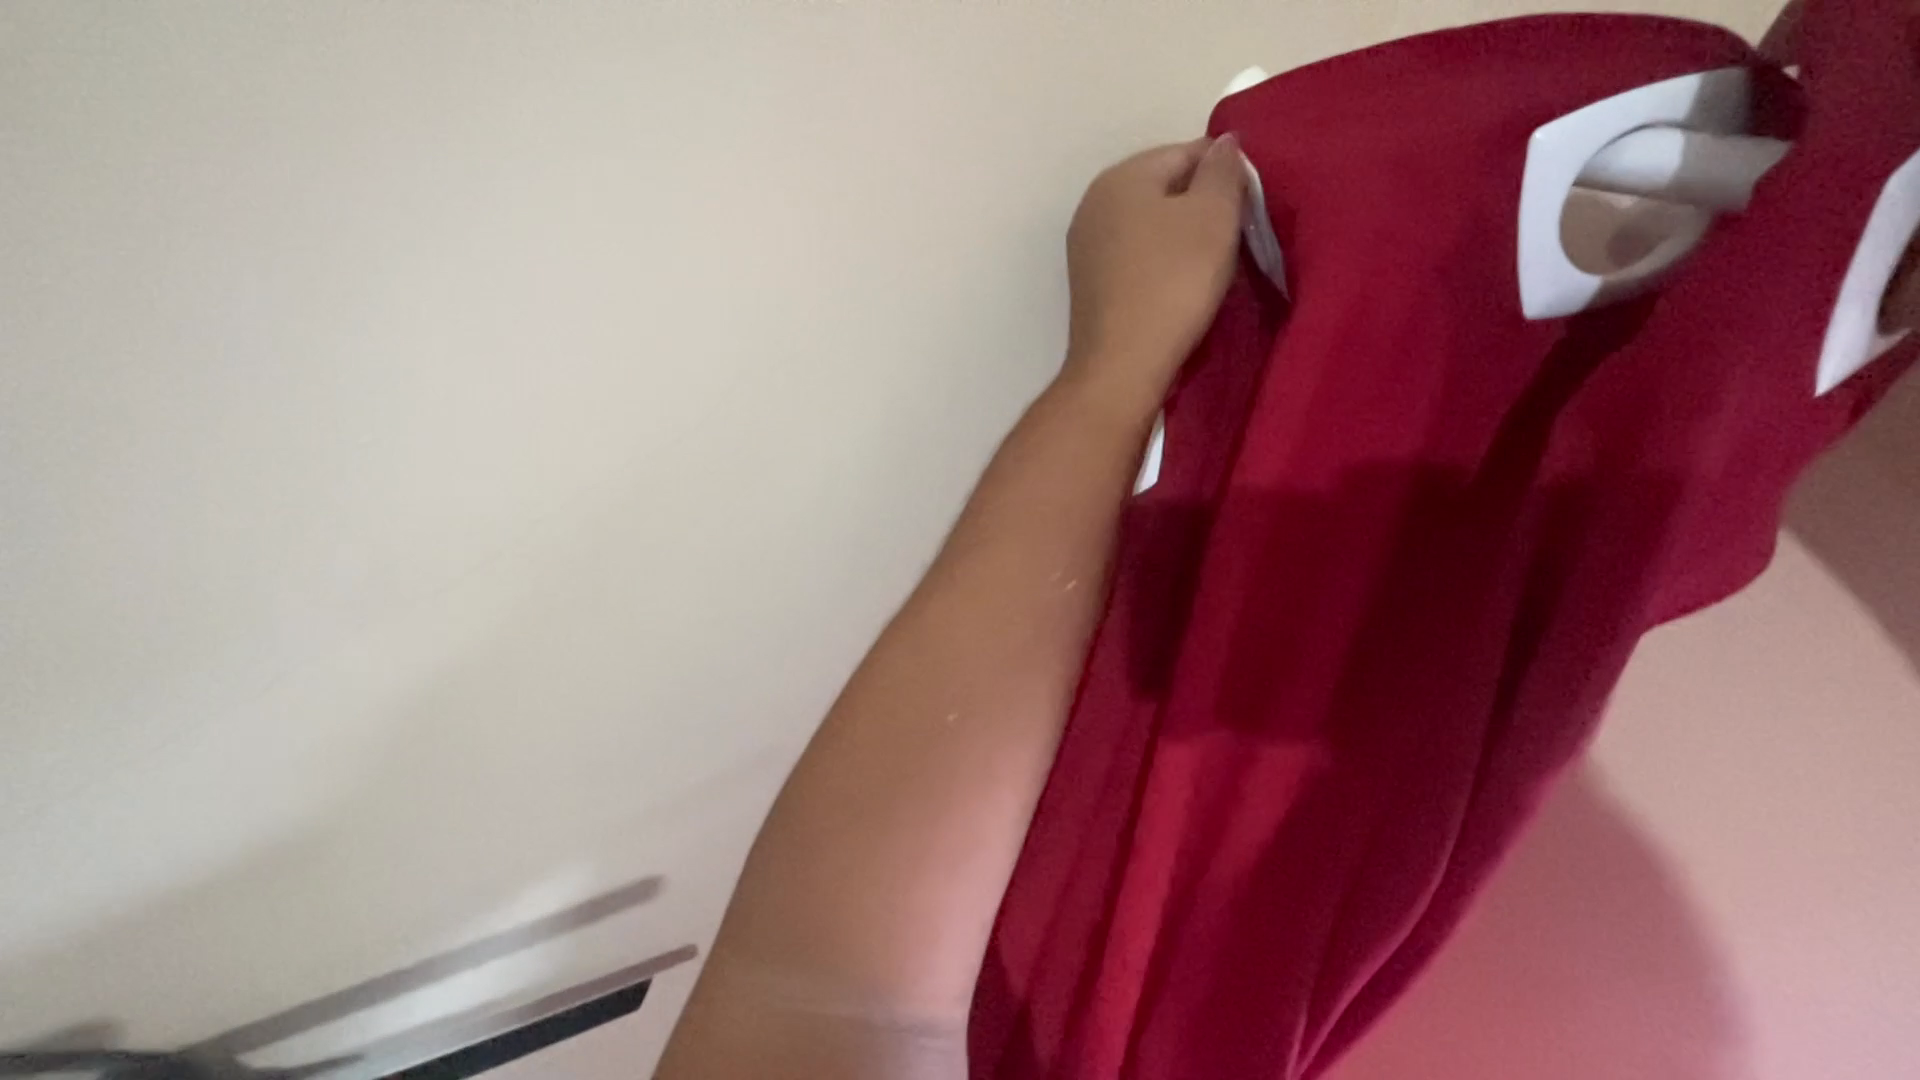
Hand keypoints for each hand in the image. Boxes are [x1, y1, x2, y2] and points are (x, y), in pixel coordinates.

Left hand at [1061, 136, 1247, 410]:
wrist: (1123, 365)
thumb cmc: (1173, 283)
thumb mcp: (1214, 215)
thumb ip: (1223, 170)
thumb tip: (1224, 144)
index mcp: (1120, 177)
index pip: (1187, 152)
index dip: (1227, 172)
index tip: (1253, 205)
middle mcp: (1093, 205)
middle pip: (1165, 189)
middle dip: (1203, 206)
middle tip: (1238, 236)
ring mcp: (1086, 248)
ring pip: (1151, 227)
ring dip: (1184, 239)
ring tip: (1215, 265)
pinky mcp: (1090, 286)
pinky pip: (1137, 259)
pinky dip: (1162, 265)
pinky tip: (1182, 287)